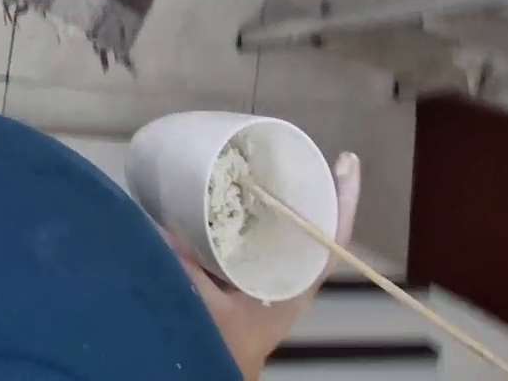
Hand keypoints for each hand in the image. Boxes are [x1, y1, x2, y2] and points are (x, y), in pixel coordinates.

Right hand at [167, 153, 361, 379]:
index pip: (329, 241)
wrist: (198, 373)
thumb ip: (182, 264)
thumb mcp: (202, 308)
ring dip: (270, 197)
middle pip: (306, 227)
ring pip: (276, 230)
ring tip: (254, 160)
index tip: (346, 163)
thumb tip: (160, 222)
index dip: (341, 203)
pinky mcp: (234, 274)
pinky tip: (217, 191)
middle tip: (285, 149)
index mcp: (292, 288)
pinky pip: (245, 234)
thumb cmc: (215, 343)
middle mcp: (283, 278)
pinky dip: (239, 211)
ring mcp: (261, 275)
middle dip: (302, 188)